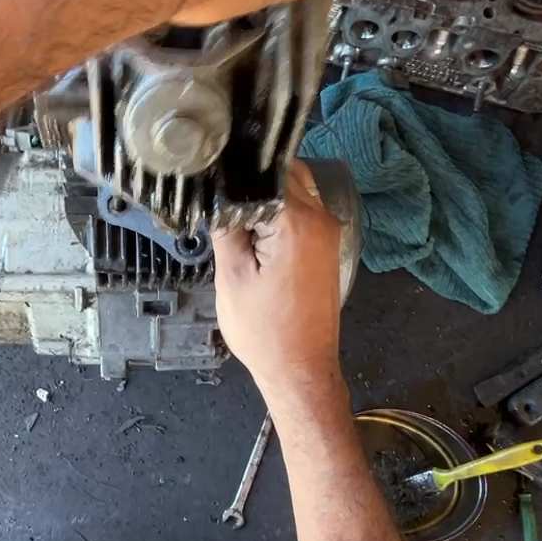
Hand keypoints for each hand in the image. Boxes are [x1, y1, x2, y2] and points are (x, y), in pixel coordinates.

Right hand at [215, 160, 348, 408]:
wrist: (300, 369)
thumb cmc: (265, 332)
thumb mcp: (232, 277)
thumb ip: (227, 228)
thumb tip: (220, 197)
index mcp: (297, 222)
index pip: (263, 172)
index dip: (235, 173)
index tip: (213, 182)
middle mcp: (321, 220)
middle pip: (284, 173)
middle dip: (252, 181)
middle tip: (223, 203)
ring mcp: (328, 234)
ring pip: (295, 191)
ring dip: (267, 199)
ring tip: (237, 221)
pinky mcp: (326, 249)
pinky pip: (302, 214)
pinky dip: (280, 215)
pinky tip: (256, 235)